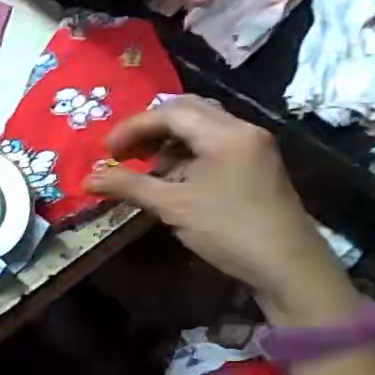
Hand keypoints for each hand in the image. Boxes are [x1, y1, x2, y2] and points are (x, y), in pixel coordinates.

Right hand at [85, 96, 362, 327]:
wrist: (286, 263)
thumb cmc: (227, 230)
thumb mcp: (173, 207)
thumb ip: (129, 186)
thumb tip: (88, 178)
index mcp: (225, 132)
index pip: (170, 112)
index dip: (132, 127)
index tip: (104, 149)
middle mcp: (241, 129)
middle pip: (188, 111)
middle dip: (150, 128)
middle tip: (123, 151)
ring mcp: (251, 147)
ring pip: (201, 128)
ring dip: (167, 141)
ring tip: (141, 165)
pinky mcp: (254, 165)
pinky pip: (213, 146)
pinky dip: (185, 154)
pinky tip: (169, 177)